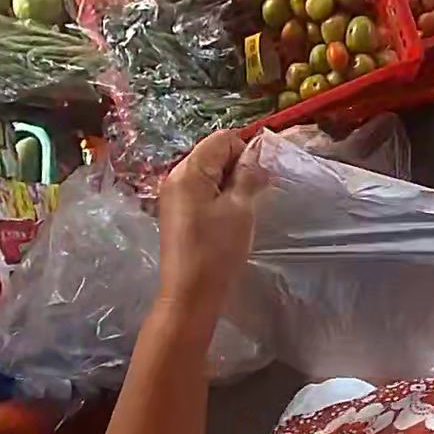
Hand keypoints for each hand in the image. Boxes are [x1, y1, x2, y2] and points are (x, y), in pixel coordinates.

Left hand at [157, 131, 265, 309]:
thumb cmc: (217, 249)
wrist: (191, 293)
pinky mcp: (176, 213)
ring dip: (229, 184)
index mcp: (189, 171)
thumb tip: (256, 155)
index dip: (246, 151)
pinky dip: (218, 197)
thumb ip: (248, 175)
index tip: (260, 178)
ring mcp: (173, 195)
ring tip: (243, 210)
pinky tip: (228, 219)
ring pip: (208, 174)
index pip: (222, 139)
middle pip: (213, 154)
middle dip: (238, 168)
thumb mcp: (240, 208)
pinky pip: (201, 191)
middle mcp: (176, 176)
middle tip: (255, 195)